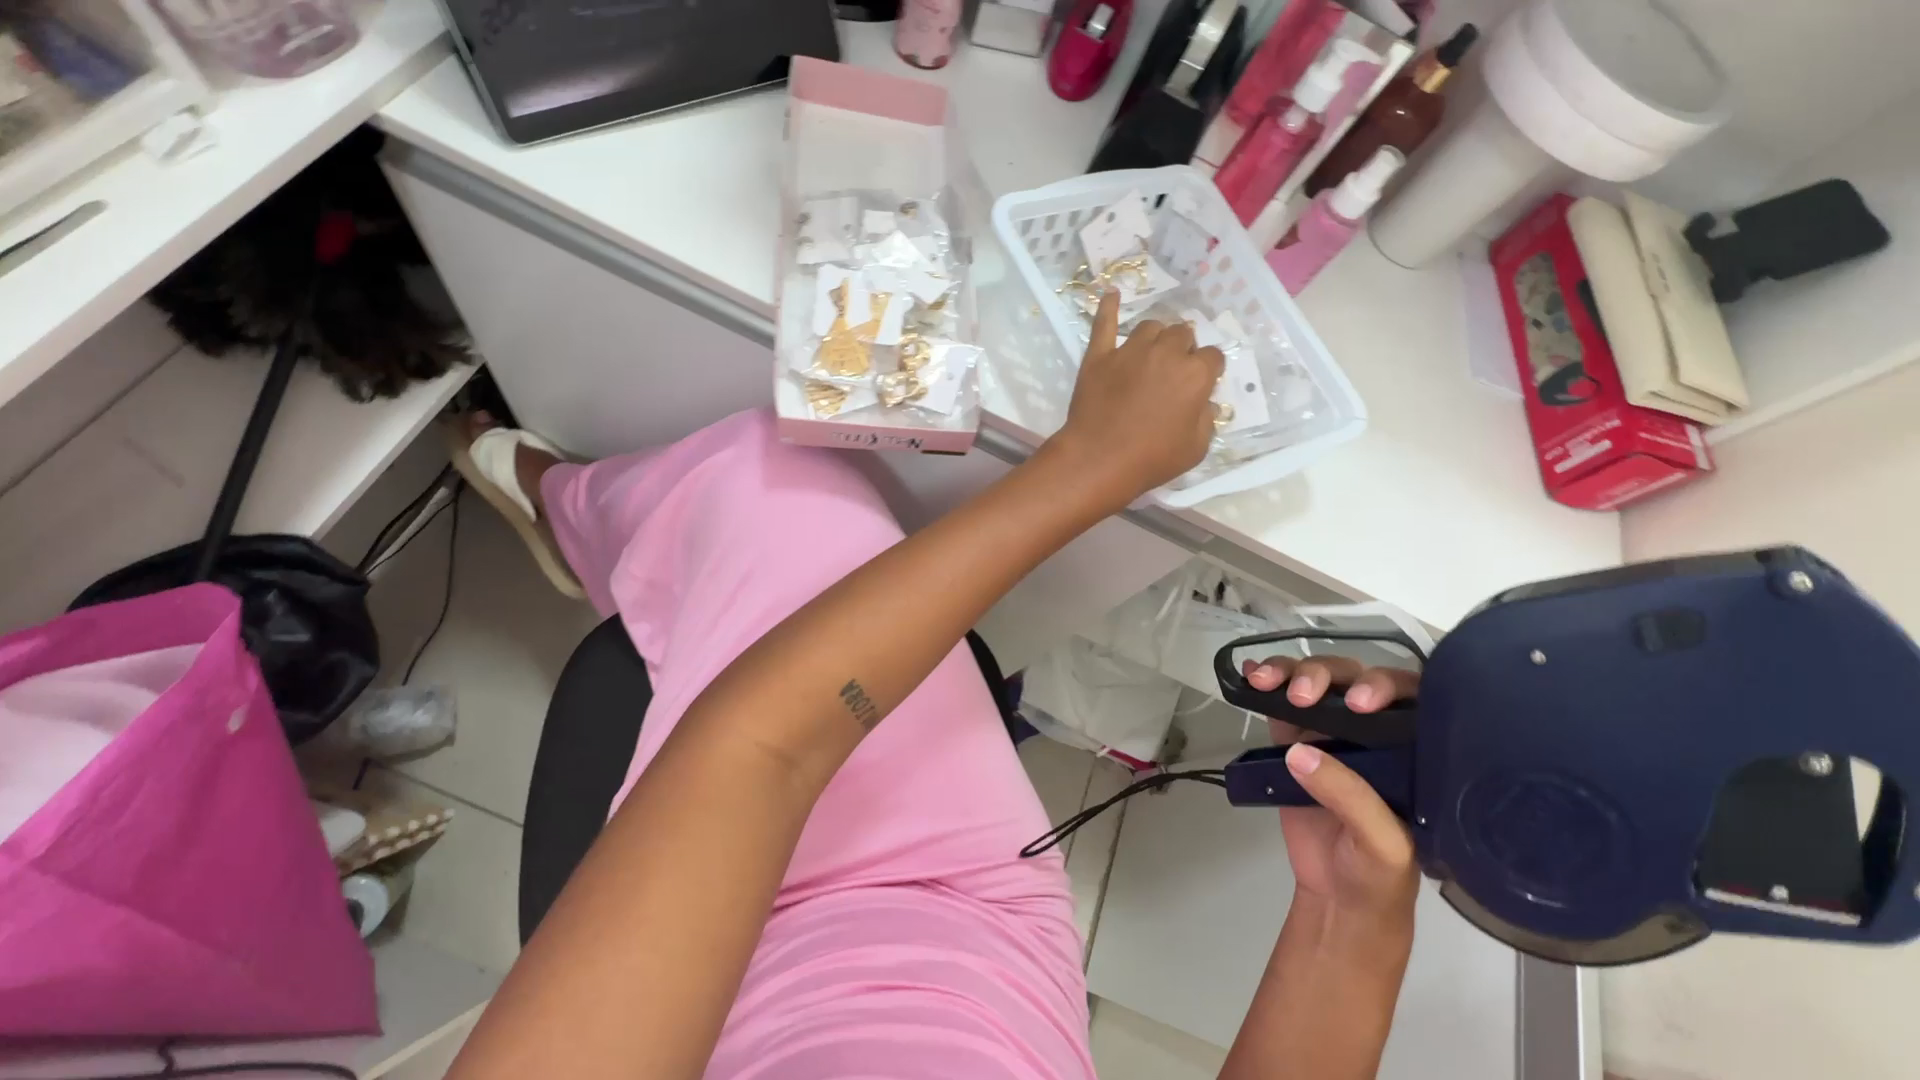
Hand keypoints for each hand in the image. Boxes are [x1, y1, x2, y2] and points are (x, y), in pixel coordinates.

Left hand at [1046, 289, 1223, 506]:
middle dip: (1183, 349)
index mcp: (1195, 375)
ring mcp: (1130, 351)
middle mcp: (1166, 353)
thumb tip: (1206, 403)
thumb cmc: (1152, 459)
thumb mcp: (1196, 448)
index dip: (1208, 370)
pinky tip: (1111, 293)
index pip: (1212, 357)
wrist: (1099, 459)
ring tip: (1151, 353)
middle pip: (1182, 335)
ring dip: (1156, 337)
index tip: (1200, 384)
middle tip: (1173, 372)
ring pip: (1150, 327)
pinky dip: (1108, 307)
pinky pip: (1105, 323)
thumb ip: (1206, 419)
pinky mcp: (1099, 355)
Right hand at [1243, 655, 1420, 921]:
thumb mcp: (1382, 842)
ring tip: (1265, 680)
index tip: (1358, 703)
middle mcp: (1373, 730)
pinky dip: (1265, 686)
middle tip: (1303, 695)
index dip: (1385, 686)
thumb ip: (1350, 796)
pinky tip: (1251, 675)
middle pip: (1351, 680)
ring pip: (1313, 684)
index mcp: (1411, 747)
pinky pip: (1280, 708)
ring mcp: (1330, 735)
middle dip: (1325, 676)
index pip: (1408, 698)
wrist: (1339, 900)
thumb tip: (1298, 753)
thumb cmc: (1381, 872)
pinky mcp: (1295, 743)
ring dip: (1289, 673)